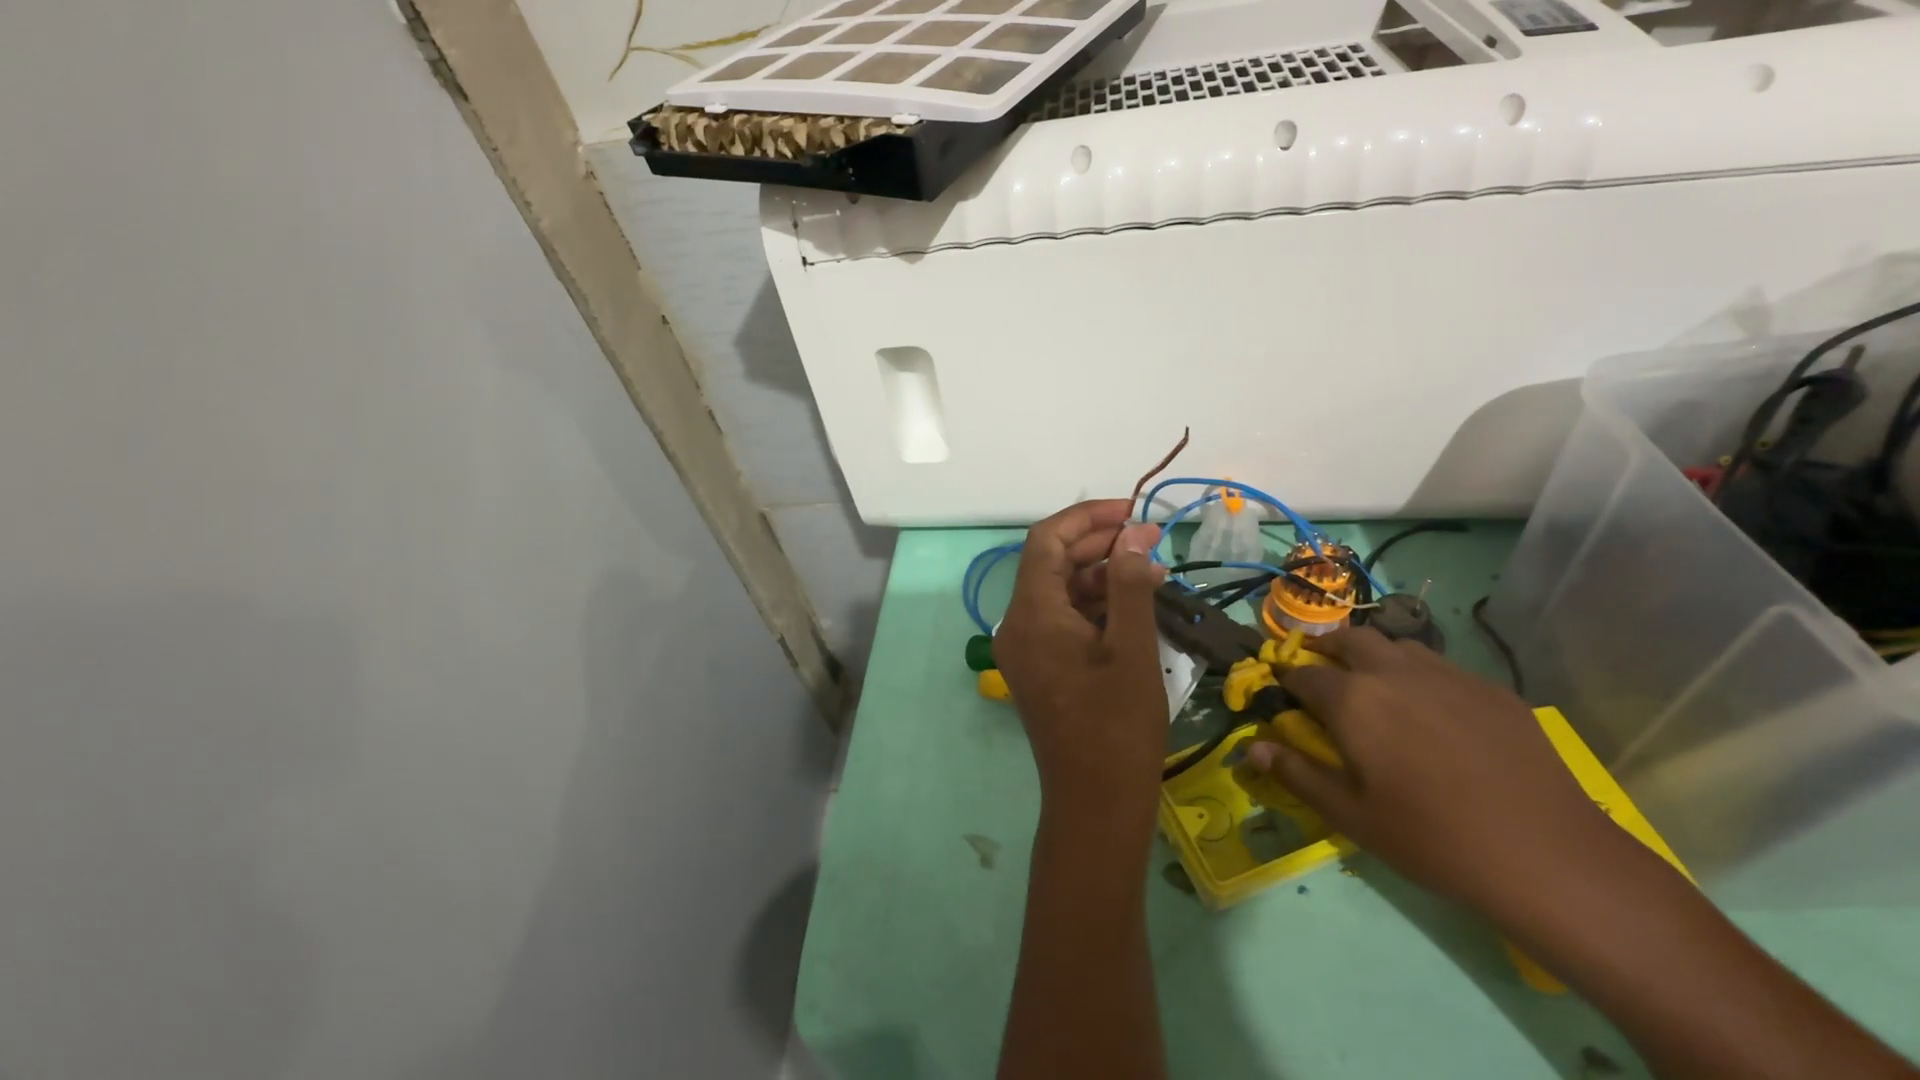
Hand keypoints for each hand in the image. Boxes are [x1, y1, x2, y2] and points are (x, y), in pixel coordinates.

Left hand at [993, 500, 1167, 830]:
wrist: (1095, 801)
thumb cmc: (1117, 725)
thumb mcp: (1131, 647)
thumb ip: (1129, 583)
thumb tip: (1134, 535)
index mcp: (1031, 614)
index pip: (1047, 540)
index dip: (1088, 517)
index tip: (1135, 512)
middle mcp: (1018, 625)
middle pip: (1051, 563)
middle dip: (1099, 544)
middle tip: (1152, 540)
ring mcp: (1026, 649)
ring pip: (1059, 591)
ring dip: (1102, 575)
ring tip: (1153, 571)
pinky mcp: (1040, 669)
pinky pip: (1062, 620)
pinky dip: (1095, 606)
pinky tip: (1135, 605)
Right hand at [1243, 627, 1624, 914]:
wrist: (1543, 852)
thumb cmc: (1429, 838)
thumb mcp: (1350, 815)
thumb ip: (1296, 774)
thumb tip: (1252, 747)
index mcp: (1353, 700)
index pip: (1303, 674)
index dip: (1286, 680)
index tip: (1281, 692)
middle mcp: (1396, 672)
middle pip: (1350, 639)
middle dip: (1327, 649)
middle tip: (1322, 672)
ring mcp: (1449, 675)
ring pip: (1399, 646)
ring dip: (1375, 656)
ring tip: (1374, 687)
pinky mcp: (1492, 689)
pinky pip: (1442, 668)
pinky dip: (1420, 677)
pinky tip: (1433, 714)